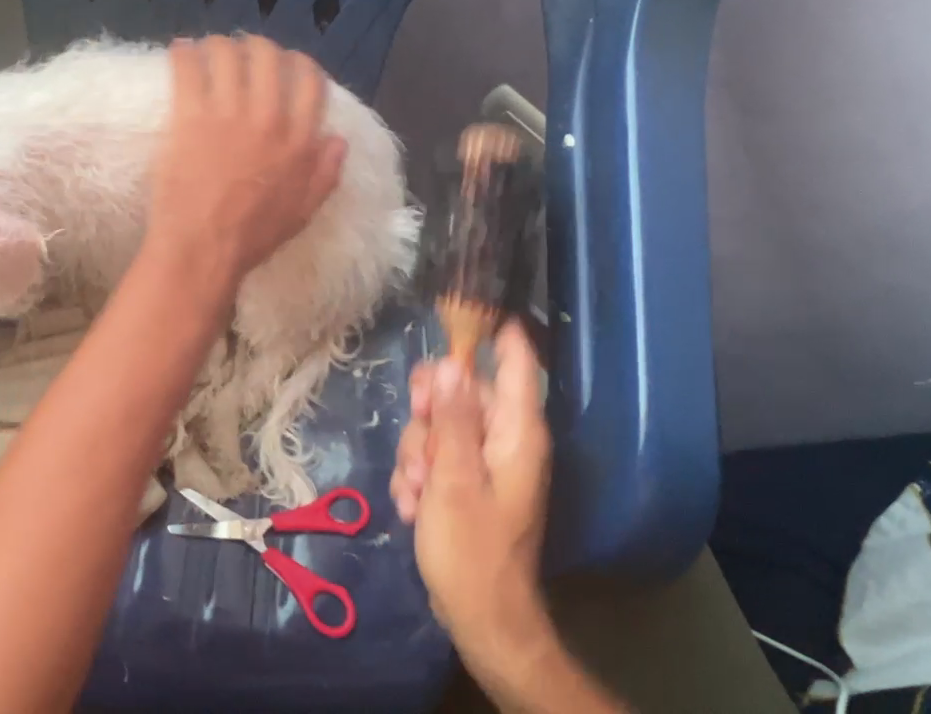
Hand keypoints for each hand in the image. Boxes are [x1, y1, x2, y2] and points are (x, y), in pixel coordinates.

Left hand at [145, 35, 346, 286]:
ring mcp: (228, 114)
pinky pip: (189, 67)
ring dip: (218, 45)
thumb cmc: (252, 237)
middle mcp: (268, 118)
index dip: (299, 63)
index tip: (287, 62)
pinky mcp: (190, 116)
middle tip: (241, 53)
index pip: (309, 81)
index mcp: (299, 141)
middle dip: (256, 47)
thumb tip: (338, 139)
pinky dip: (184, 52)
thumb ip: (325, 174)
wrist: (203, 250)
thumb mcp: (303, 212)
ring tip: (208, 51)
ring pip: (228, 53)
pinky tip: (180, 51)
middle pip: (268, 56)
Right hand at [393, 322, 557, 688]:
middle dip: (429, 415)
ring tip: (415, 491)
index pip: (516, 360)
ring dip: (418, 453)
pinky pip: (437, 455)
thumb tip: (452, 365)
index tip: (455, 312)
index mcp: (517, 431)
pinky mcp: (467, 481)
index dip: (490, 331)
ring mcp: (486, 460)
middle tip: (418, 444)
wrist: (481, 617)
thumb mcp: (453, 480)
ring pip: (441, 425)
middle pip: (463, 391)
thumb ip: (452, 421)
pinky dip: (420, 475)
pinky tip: (413, 504)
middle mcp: (506, 437)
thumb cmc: (471, 549)